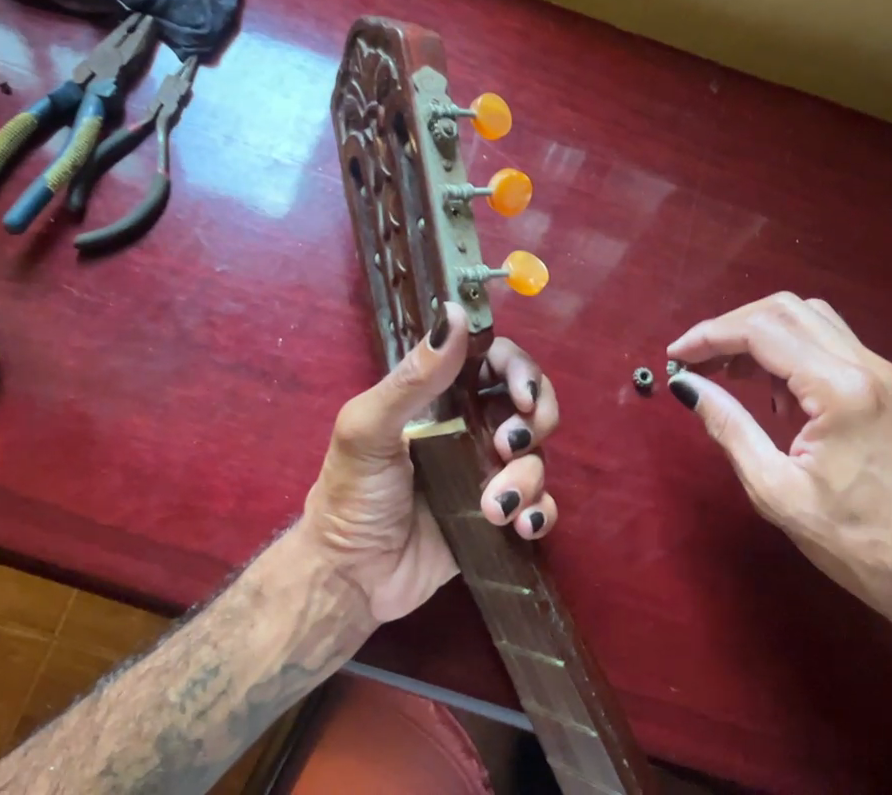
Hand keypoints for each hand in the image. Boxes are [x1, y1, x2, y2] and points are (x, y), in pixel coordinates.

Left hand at [300, 301, 560, 622]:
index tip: (522, 394)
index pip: (495, 363)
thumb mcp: (369, 429)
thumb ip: (413, 377)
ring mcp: (486, 473)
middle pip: (530, 404)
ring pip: (537, 457)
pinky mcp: (498, 517)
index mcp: (440, 398)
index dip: (519, 371)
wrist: (351, 579)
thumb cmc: (351, 496)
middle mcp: (469, 428)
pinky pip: (540, 504)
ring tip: (493, 507)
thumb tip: (453, 313)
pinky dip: (540, 512)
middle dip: (535, 420)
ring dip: (527, 478)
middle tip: (510, 444)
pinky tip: (520, 528)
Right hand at [666, 293, 891, 643]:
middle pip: (786, 310)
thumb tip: (687, 386)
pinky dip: (790, 349)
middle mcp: (866, 366)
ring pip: (810, 319)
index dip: (710, 336)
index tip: (675, 357)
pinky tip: (771, 390)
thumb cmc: (856, 544)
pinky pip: (830, 344)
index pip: (762, 330)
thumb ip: (730, 428)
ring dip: (761, 332)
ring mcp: (883, 374)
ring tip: (726, 372)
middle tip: (696, 361)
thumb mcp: (777, 491)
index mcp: (840, 390)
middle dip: (731, 326)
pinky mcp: (888, 388)